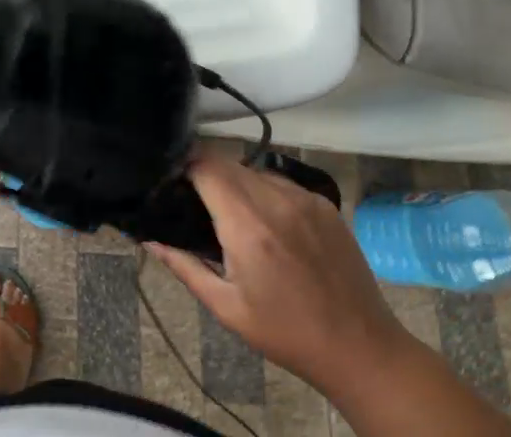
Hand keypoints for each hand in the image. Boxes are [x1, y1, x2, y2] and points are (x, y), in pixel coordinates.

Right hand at [149, 152, 409, 392]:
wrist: (361, 348)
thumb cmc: (286, 333)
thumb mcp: (226, 307)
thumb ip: (185, 266)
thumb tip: (149, 239)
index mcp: (248, 227)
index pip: (205, 165)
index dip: (182, 165)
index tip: (169, 180)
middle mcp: (277, 202)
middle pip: (227, 162)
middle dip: (204, 173)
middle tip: (192, 200)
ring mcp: (306, 200)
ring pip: (254, 170)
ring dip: (234, 182)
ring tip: (229, 214)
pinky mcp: (325, 205)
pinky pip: (282, 183)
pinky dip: (264, 192)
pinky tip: (265, 222)